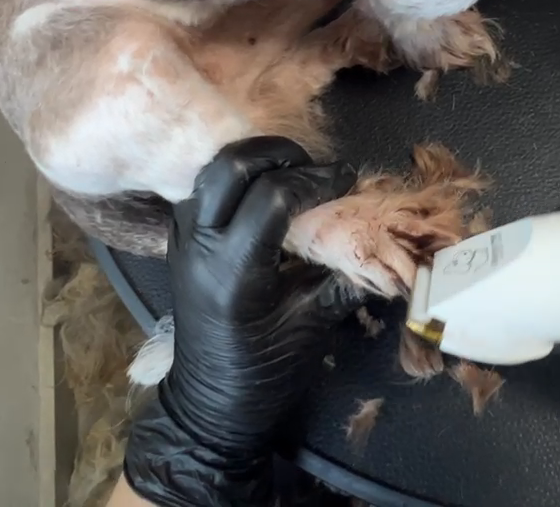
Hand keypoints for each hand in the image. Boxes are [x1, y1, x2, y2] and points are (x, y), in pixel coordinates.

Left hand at [124, 138, 358, 506]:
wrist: (209, 405)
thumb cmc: (264, 371)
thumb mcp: (311, 326)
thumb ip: (343, 276)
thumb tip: (380, 239)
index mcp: (233, 271)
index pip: (272, 196)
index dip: (316, 178)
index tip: (346, 179)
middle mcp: (201, 244)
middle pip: (233, 165)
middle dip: (281, 154)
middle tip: (316, 169)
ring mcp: (183, 236)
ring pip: (214, 168)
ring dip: (258, 159)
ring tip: (294, 175)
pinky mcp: (179, 235)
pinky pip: (206, 184)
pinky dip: (240, 176)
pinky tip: (268, 190)